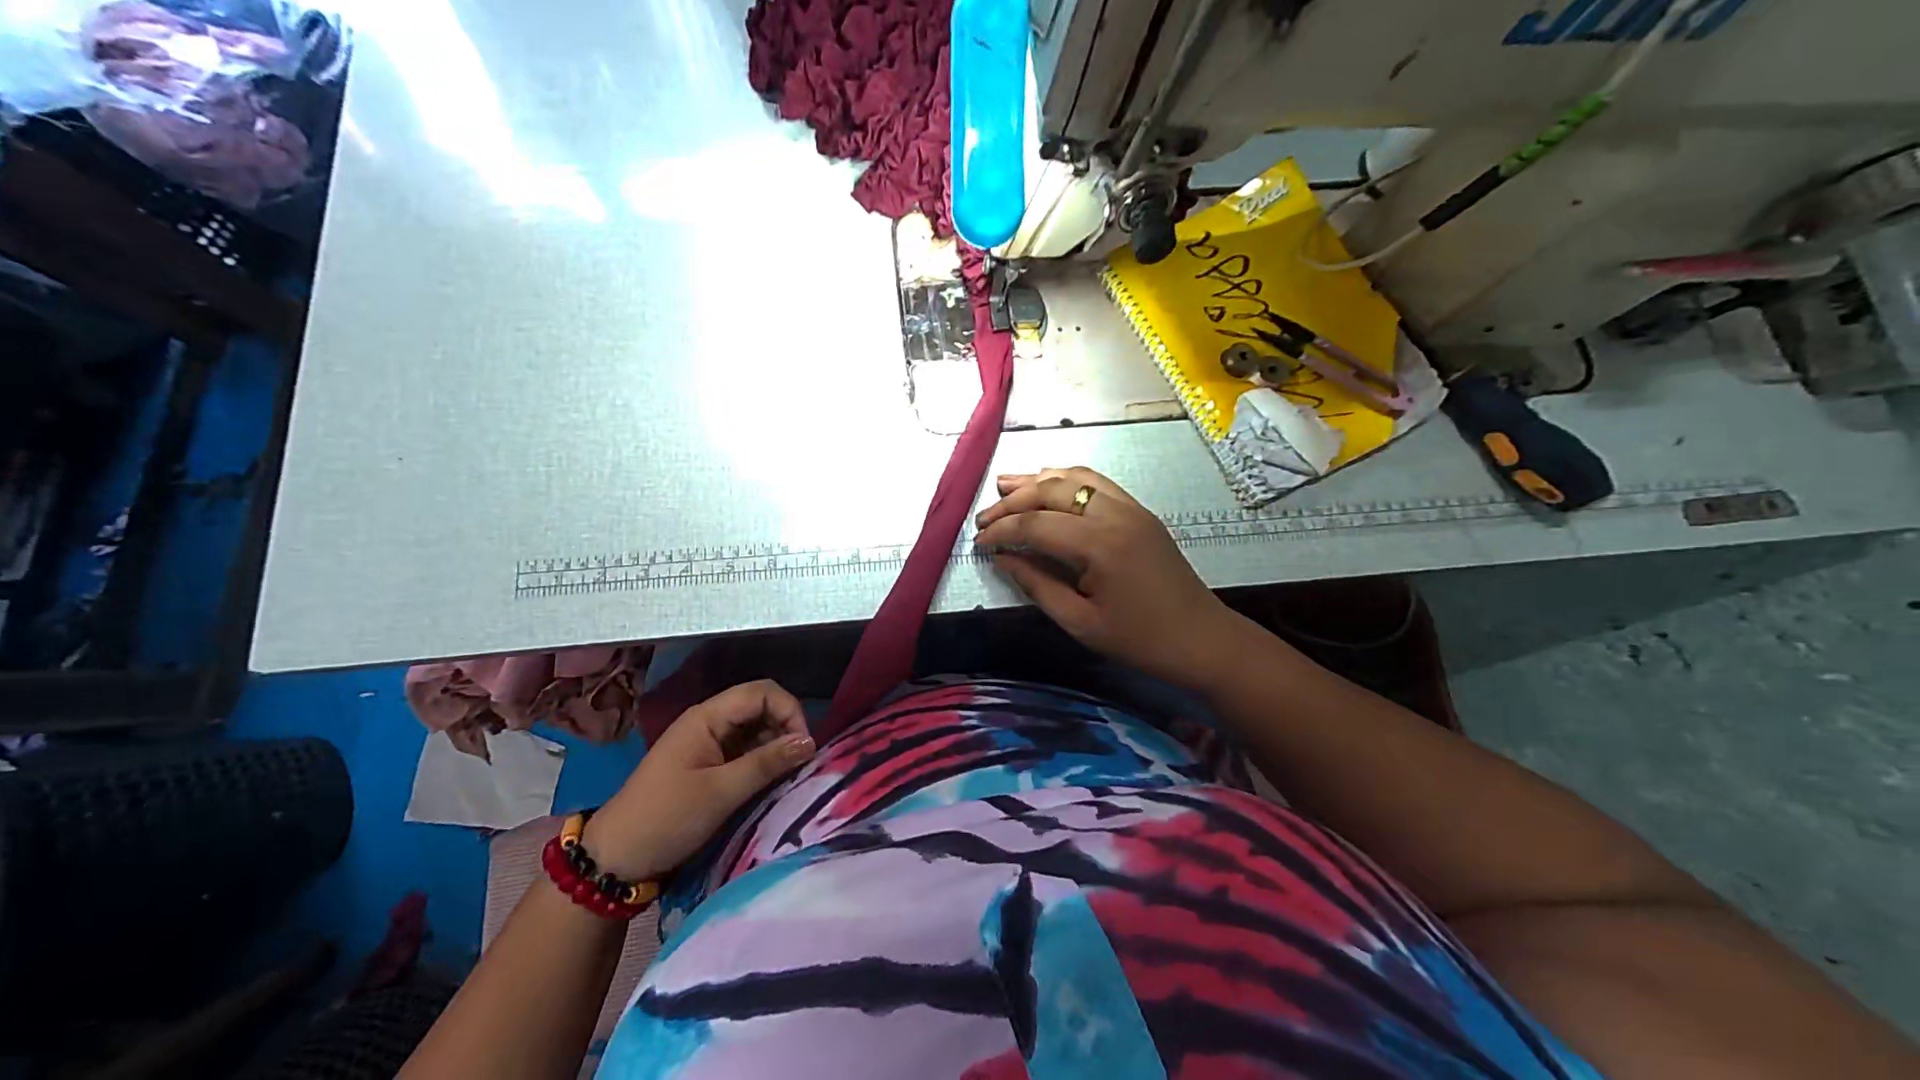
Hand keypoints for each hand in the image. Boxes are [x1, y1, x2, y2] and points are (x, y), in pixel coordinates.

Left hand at [582, 680, 814, 879]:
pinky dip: (764, 762)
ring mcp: (709, 744)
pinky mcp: (710, 765)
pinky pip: (747, 751)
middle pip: (761, 707)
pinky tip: (774, 781)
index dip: (789, 711)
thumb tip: (810, 742)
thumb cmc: (666, 819)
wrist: (616, 859)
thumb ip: (766, 763)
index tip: (804, 747)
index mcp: (707, 717)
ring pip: (757, 730)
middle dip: (786, 728)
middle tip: (801, 763)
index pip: (762, 692)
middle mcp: (710, 722)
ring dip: (777, 747)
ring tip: (790, 775)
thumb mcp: (721, 792)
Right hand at [974, 467, 1246, 686]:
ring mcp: (1131, 508)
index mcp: (1099, 544)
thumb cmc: (1140, 640)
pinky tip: (1048, 488)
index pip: (1036, 524)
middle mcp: (1115, 514)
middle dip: (1013, 501)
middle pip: (1052, 490)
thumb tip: (1003, 559)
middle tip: (985, 517)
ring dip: (1038, 481)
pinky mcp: (1139, 512)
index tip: (979, 543)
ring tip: (1005, 487)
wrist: (1201, 639)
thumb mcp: (1080, 623)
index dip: (1001, 530)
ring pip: (1075, 477)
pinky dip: (1066, 480)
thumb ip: (1038, 585)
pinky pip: (1096, 482)